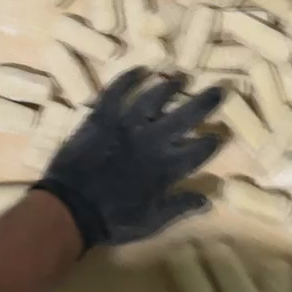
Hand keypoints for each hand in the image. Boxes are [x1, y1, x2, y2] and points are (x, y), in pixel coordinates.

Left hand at [36, 69, 225, 250]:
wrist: (70, 209)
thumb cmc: (112, 220)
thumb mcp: (152, 222)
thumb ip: (180, 207)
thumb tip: (208, 200)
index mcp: (166, 167)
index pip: (198, 149)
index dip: (212, 141)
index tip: (220, 133)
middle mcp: (152, 140)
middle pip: (185, 116)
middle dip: (204, 102)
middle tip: (218, 89)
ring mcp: (127, 124)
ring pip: (154, 97)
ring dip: (170, 86)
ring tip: (180, 78)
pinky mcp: (102, 116)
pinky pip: (117, 90)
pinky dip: (129, 78)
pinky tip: (141, 69)